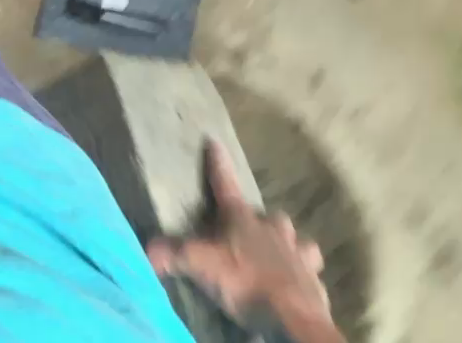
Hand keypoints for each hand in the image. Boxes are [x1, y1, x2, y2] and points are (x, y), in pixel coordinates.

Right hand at [146, 141, 338, 341]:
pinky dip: (305, 280)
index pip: (225, 183)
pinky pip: (312, 277)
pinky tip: (298, 289)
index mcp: (242, 219)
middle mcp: (274, 232)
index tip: (214, 142)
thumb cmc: (244, 281)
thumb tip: (146, 249)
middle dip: (267, 220)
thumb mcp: (199, 264)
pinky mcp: (316, 287)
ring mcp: (299, 258)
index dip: (218, 164)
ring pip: (302, 244)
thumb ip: (172, 254)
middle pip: (274, 217)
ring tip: (285, 255)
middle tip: (257, 228)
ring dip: (294, 247)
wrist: (293, 319)